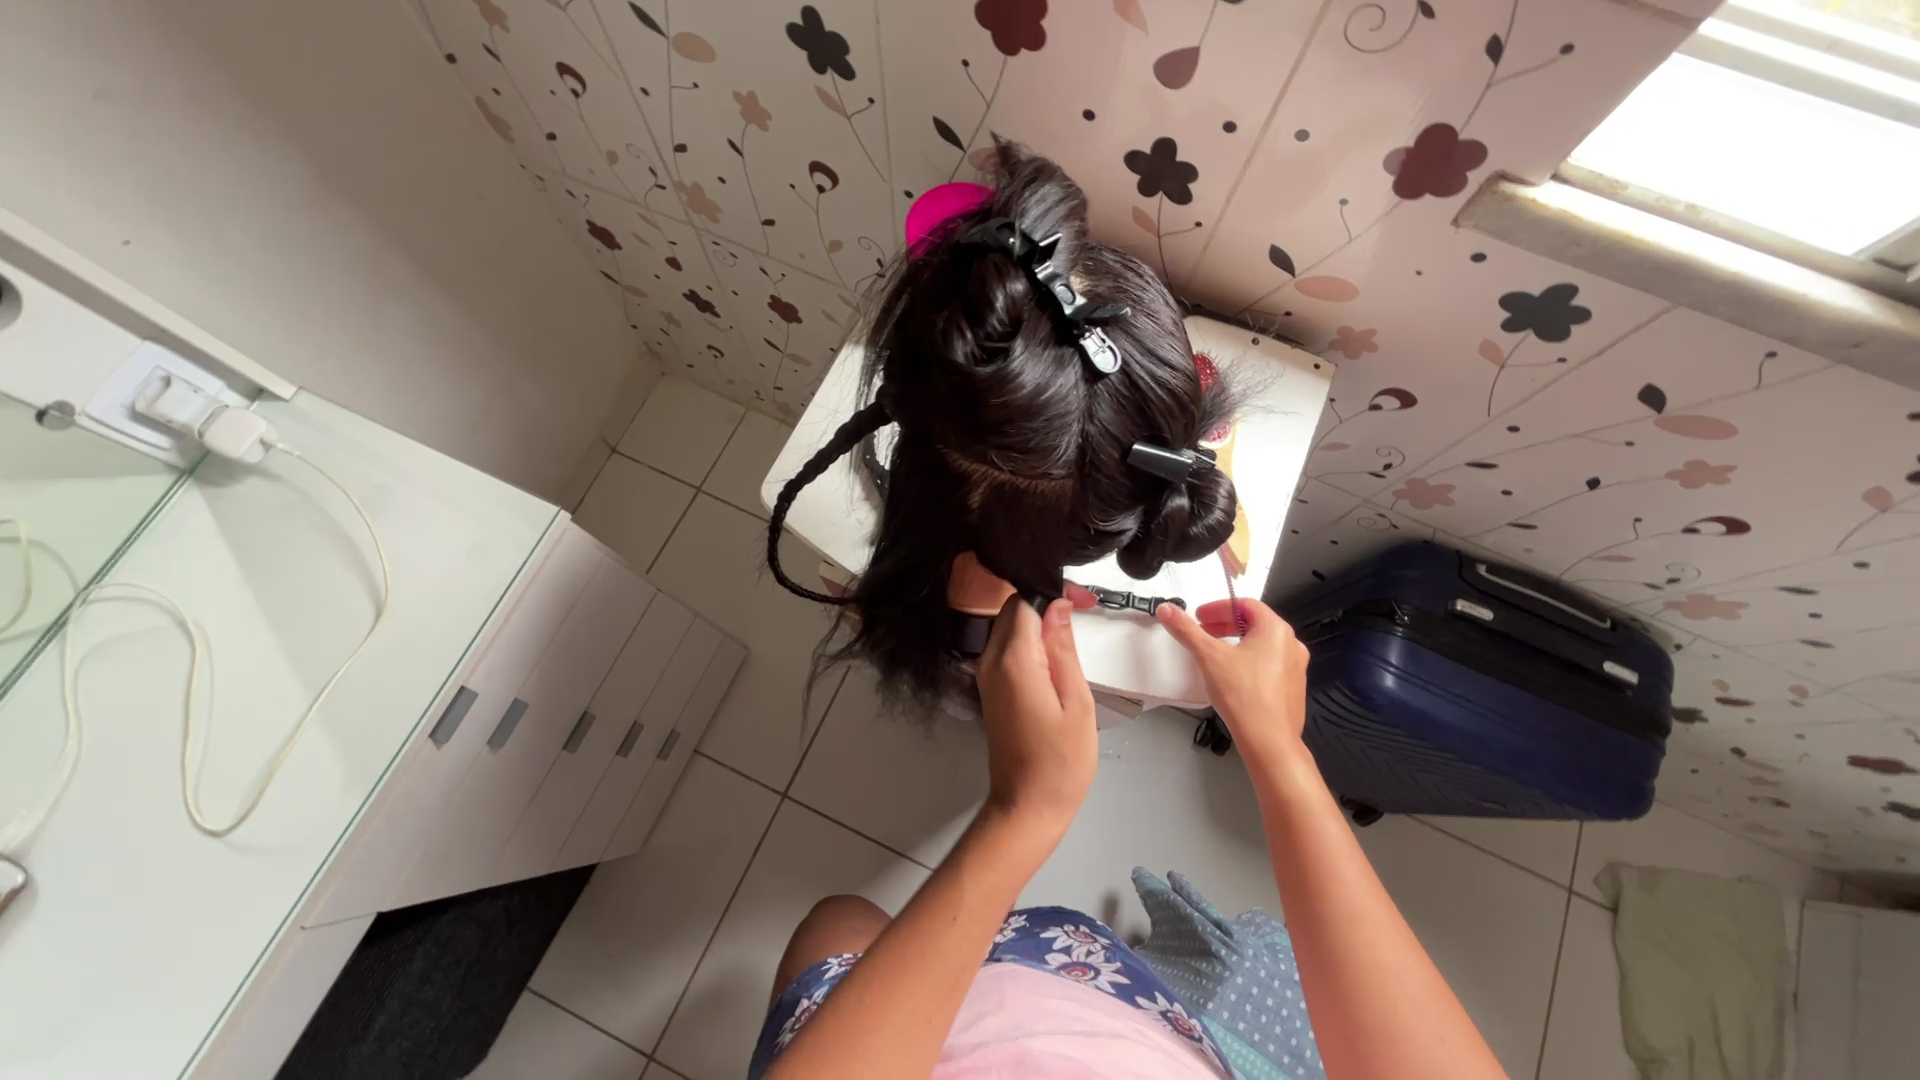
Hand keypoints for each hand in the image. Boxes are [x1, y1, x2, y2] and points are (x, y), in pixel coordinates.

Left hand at [975, 596, 1097, 836]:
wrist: (1028, 806)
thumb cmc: (1060, 761)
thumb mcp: (1076, 700)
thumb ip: (1064, 649)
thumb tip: (1058, 606)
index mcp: (1013, 662)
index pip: (1025, 602)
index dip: (1054, 592)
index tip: (1084, 600)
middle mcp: (990, 662)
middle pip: (1012, 610)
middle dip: (1045, 602)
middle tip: (1083, 611)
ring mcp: (986, 677)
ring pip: (1008, 628)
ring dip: (1037, 622)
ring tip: (1073, 632)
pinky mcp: (990, 690)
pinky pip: (1006, 650)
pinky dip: (1028, 643)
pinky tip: (1054, 655)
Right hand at [1157, 598, 1310, 767]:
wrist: (1269, 739)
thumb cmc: (1242, 694)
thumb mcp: (1208, 657)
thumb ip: (1186, 630)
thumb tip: (1166, 609)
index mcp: (1276, 630)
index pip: (1246, 605)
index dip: (1219, 608)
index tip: (1200, 617)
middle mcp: (1291, 644)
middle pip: (1255, 624)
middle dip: (1226, 625)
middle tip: (1204, 632)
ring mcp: (1296, 667)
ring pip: (1263, 645)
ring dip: (1237, 643)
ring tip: (1215, 654)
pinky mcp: (1293, 688)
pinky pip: (1270, 664)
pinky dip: (1249, 661)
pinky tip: (1233, 677)